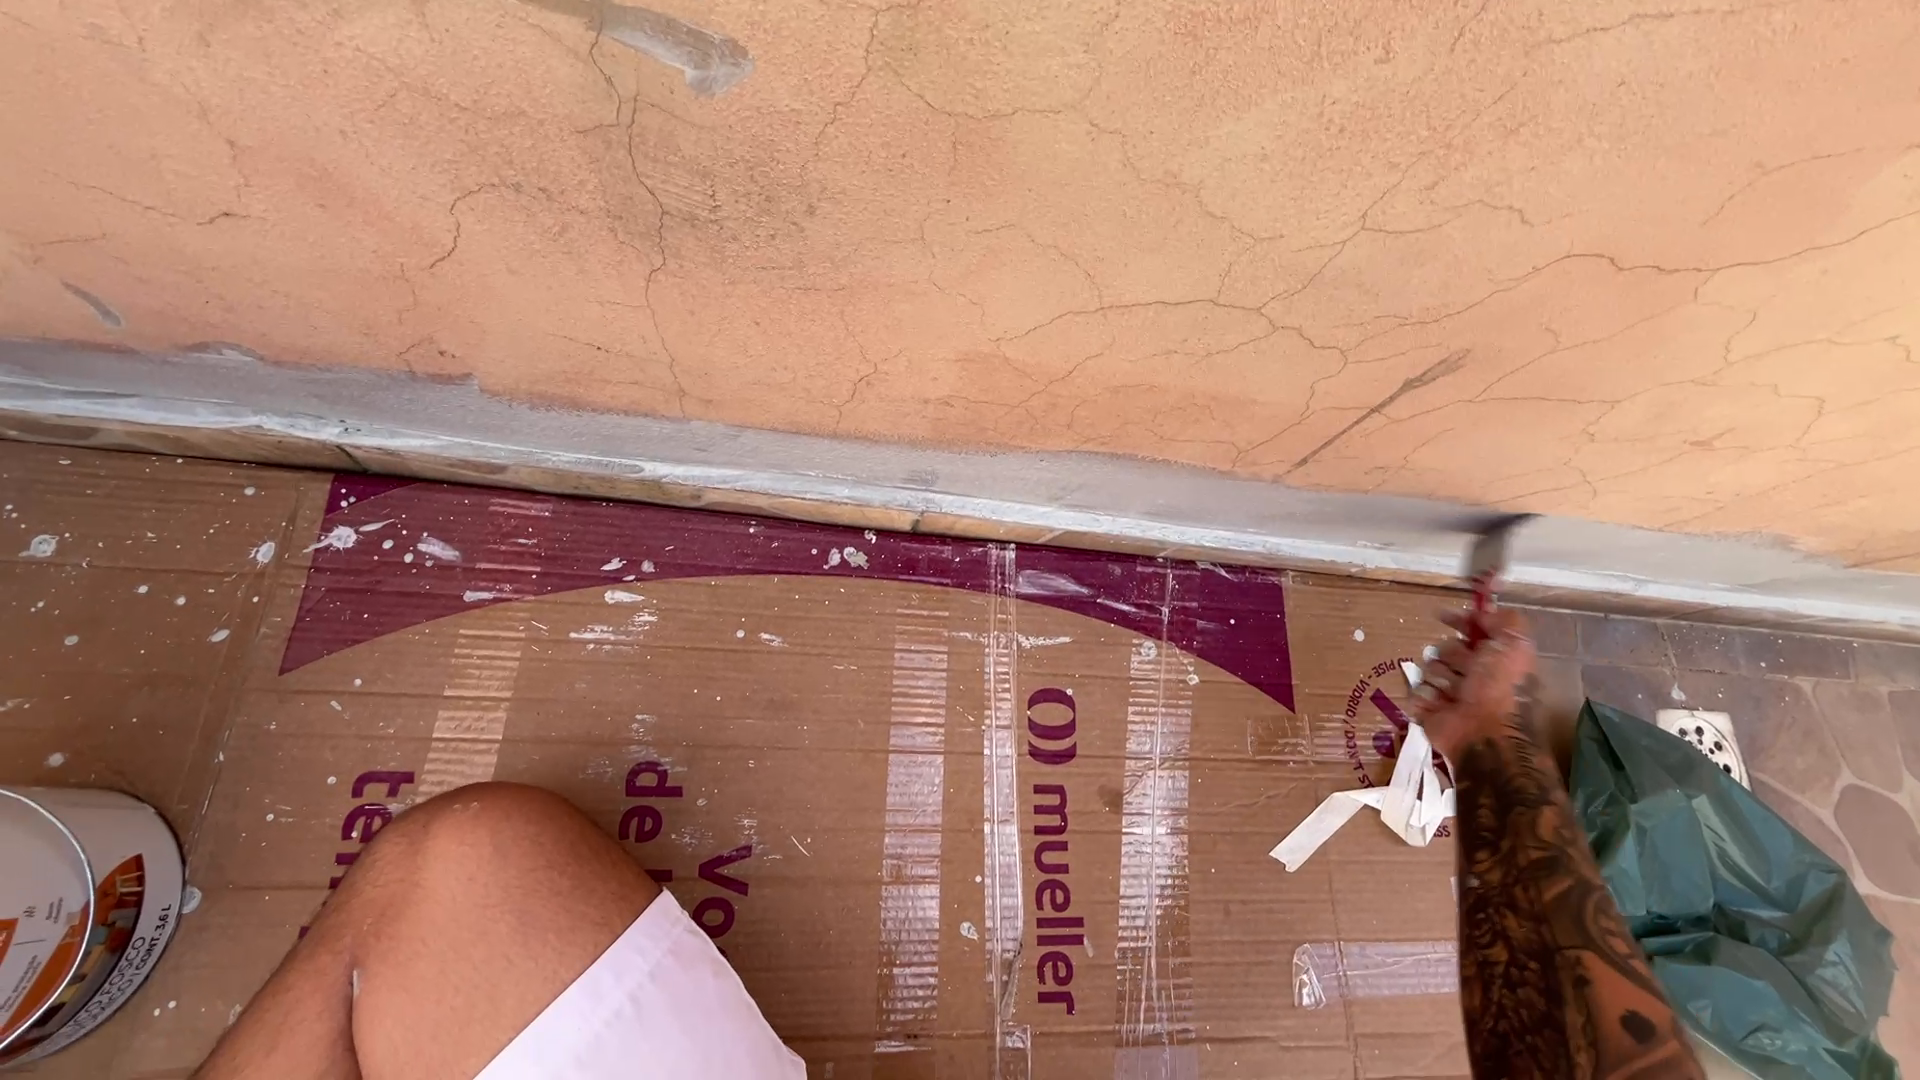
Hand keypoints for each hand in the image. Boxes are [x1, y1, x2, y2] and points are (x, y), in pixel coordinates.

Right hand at [1411, 607, 1536, 762]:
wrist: (1485, 733)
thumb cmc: (1502, 688)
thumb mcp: (1516, 646)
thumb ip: (1505, 621)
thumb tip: (1482, 610)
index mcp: (1495, 659)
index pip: (1472, 631)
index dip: (1460, 621)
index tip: (1444, 615)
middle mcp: (1473, 674)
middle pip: (1445, 648)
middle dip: (1451, 655)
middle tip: (1464, 670)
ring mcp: (1449, 692)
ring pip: (1427, 668)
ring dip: (1439, 677)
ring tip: (1454, 692)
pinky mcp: (1428, 708)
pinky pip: (1415, 689)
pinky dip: (1428, 695)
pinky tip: (1441, 704)